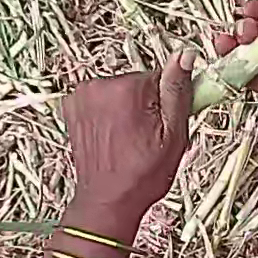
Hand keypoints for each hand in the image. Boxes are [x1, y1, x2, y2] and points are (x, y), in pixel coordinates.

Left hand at [50, 49, 196, 257]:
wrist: (106, 201)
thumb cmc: (141, 176)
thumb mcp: (174, 135)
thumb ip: (178, 91)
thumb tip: (185, 55)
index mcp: (126, 89)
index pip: (160, 77)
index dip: (166, 102)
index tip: (163, 126)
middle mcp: (99, 86)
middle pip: (138, 83)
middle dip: (146, 105)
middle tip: (146, 138)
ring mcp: (81, 96)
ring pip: (119, 91)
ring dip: (126, 110)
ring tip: (128, 141)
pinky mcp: (72, 107)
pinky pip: (101, 100)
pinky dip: (108, 114)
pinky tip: (113, 138)